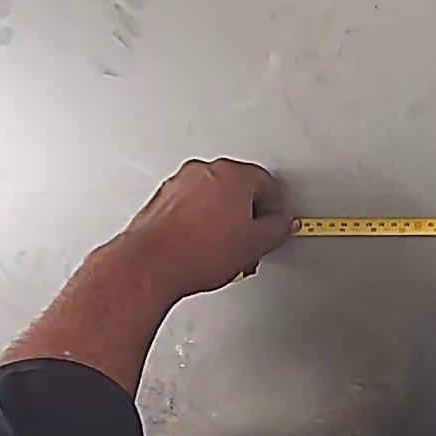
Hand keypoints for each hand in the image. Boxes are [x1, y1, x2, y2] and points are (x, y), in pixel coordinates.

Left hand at [113, 158, 297, 299]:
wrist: (152, 264)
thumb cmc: (196, 251)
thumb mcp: (254, 244)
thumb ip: (277, 229)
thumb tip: (282, 224)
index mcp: (233, 174)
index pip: (267, 184)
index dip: (275, 210)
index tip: (274, 227)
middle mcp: (204, 171)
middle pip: (238, 189)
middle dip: (247, 218)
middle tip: (250, 244)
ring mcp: (180, 184)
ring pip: (213, 199)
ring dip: (223, 222)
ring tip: (224, 253)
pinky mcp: (162, 201)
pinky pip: (191, 208)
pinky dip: (200, 225)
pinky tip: (202, 251)